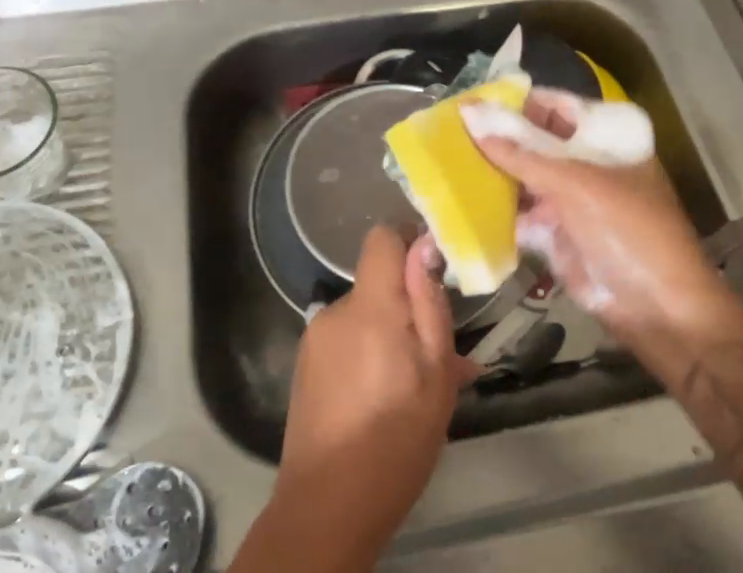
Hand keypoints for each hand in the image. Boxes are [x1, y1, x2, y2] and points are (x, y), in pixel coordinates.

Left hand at [271, 227, 469, 559]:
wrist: (328, 504)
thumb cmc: (397, 438)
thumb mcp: (436, 373)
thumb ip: (430, 304)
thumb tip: (426, 246)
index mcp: (370, 306)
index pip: (382, 238)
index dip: (410, 244)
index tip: (436, 272)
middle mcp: (334, 312)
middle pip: (377, 284)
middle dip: (408, 307)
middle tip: (438, 356)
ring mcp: (314, 340)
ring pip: (364, 318)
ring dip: (391, 338)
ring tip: (415, 388)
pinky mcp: (304, 367)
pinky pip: (346, 343)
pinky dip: (369, 357)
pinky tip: (385, 401)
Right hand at [463, 88, 729, 339]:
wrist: (659, 308)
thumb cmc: (628, 230)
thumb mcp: (575, 183)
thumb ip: (519, 150)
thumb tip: (468, 113)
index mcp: (605, 133)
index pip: (550, 104)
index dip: (509, 102)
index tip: (462, 101)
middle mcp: (586, 159)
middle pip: (531, 140)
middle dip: (491, 138)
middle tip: (440, 134)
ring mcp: (570, 197)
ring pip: (520, 177)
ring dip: (487, 174)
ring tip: (438, 164)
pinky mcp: (555, 233)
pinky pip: (518, 214)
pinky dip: (492, 211)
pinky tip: (455, 204)